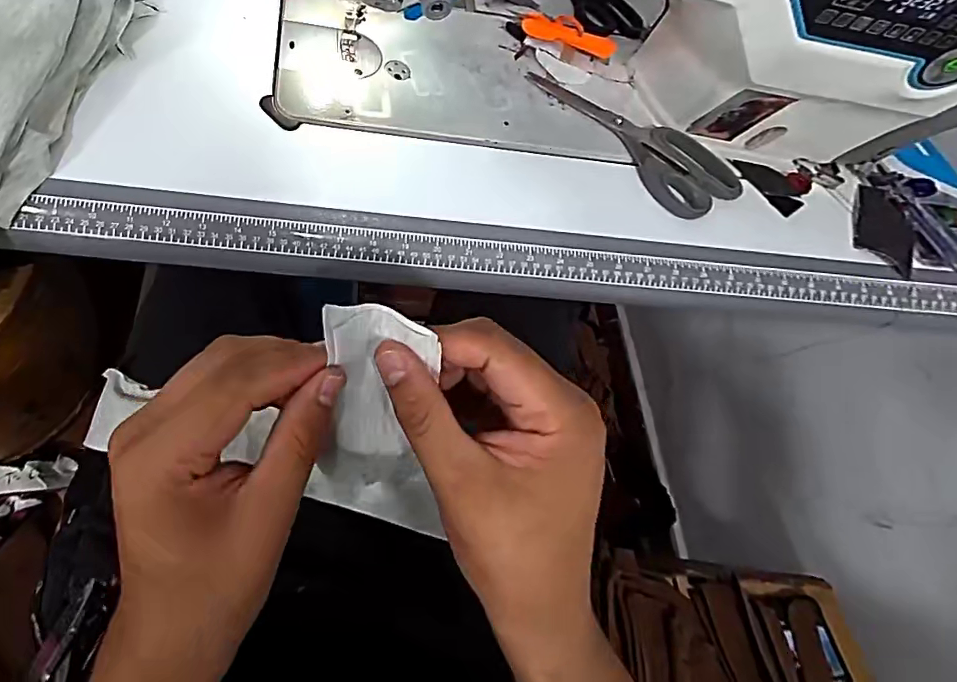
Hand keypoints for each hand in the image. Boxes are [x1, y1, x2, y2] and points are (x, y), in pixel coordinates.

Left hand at [93, 336, 343, 681]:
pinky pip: (204, 380)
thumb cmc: (216, 590)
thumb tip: (329, 379)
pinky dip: (246, 374)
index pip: (230, 385)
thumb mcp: (267, 518)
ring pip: (211, 363)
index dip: (287, 366)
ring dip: (264, 360)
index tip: (334, 361)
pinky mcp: (151, 427)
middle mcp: (140, 426)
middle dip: (278, 356)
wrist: (168, 632)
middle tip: (327, 367)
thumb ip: (297, 440)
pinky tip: (278, 384)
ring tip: (309, 374)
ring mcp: (140, 423)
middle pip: (217, 362)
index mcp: (157, 454)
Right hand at [376, 319, 628, 681]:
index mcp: (562, 410)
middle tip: (399, 374)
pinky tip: (434, 408)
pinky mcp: (538, 426)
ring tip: (413, 393)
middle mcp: (566, 402)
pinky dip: (459, 393)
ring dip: (448, 373)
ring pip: (490, 366)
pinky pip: (493, 390)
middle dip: (442, 357)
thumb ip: (423, 411)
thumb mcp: (459, 480)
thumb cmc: (511, 559)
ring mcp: (554, 414)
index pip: (493, 347)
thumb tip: (391, 355)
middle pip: (493, 350)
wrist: (541, 615)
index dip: (439, 342)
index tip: (393, 353)